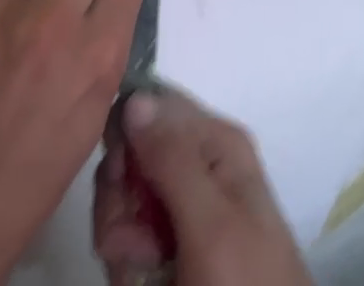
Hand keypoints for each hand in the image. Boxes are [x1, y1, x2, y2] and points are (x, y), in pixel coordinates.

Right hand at [93, 87, 313, 285]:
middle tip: (137, 244)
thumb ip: (173, 159)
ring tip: (147, 269)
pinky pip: (125, 232)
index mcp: (216, 143)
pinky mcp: (168, 239)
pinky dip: (126, 259)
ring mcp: (182, 203)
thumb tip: (135, 96)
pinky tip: (145, 278)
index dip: (124, 141)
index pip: (148, 105)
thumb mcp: (213, 224)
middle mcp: (198, 163)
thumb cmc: (245, 285)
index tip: (122, 182)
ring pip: (120, 196)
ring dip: (120, 236)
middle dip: (119, 201)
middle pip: (127, 154)